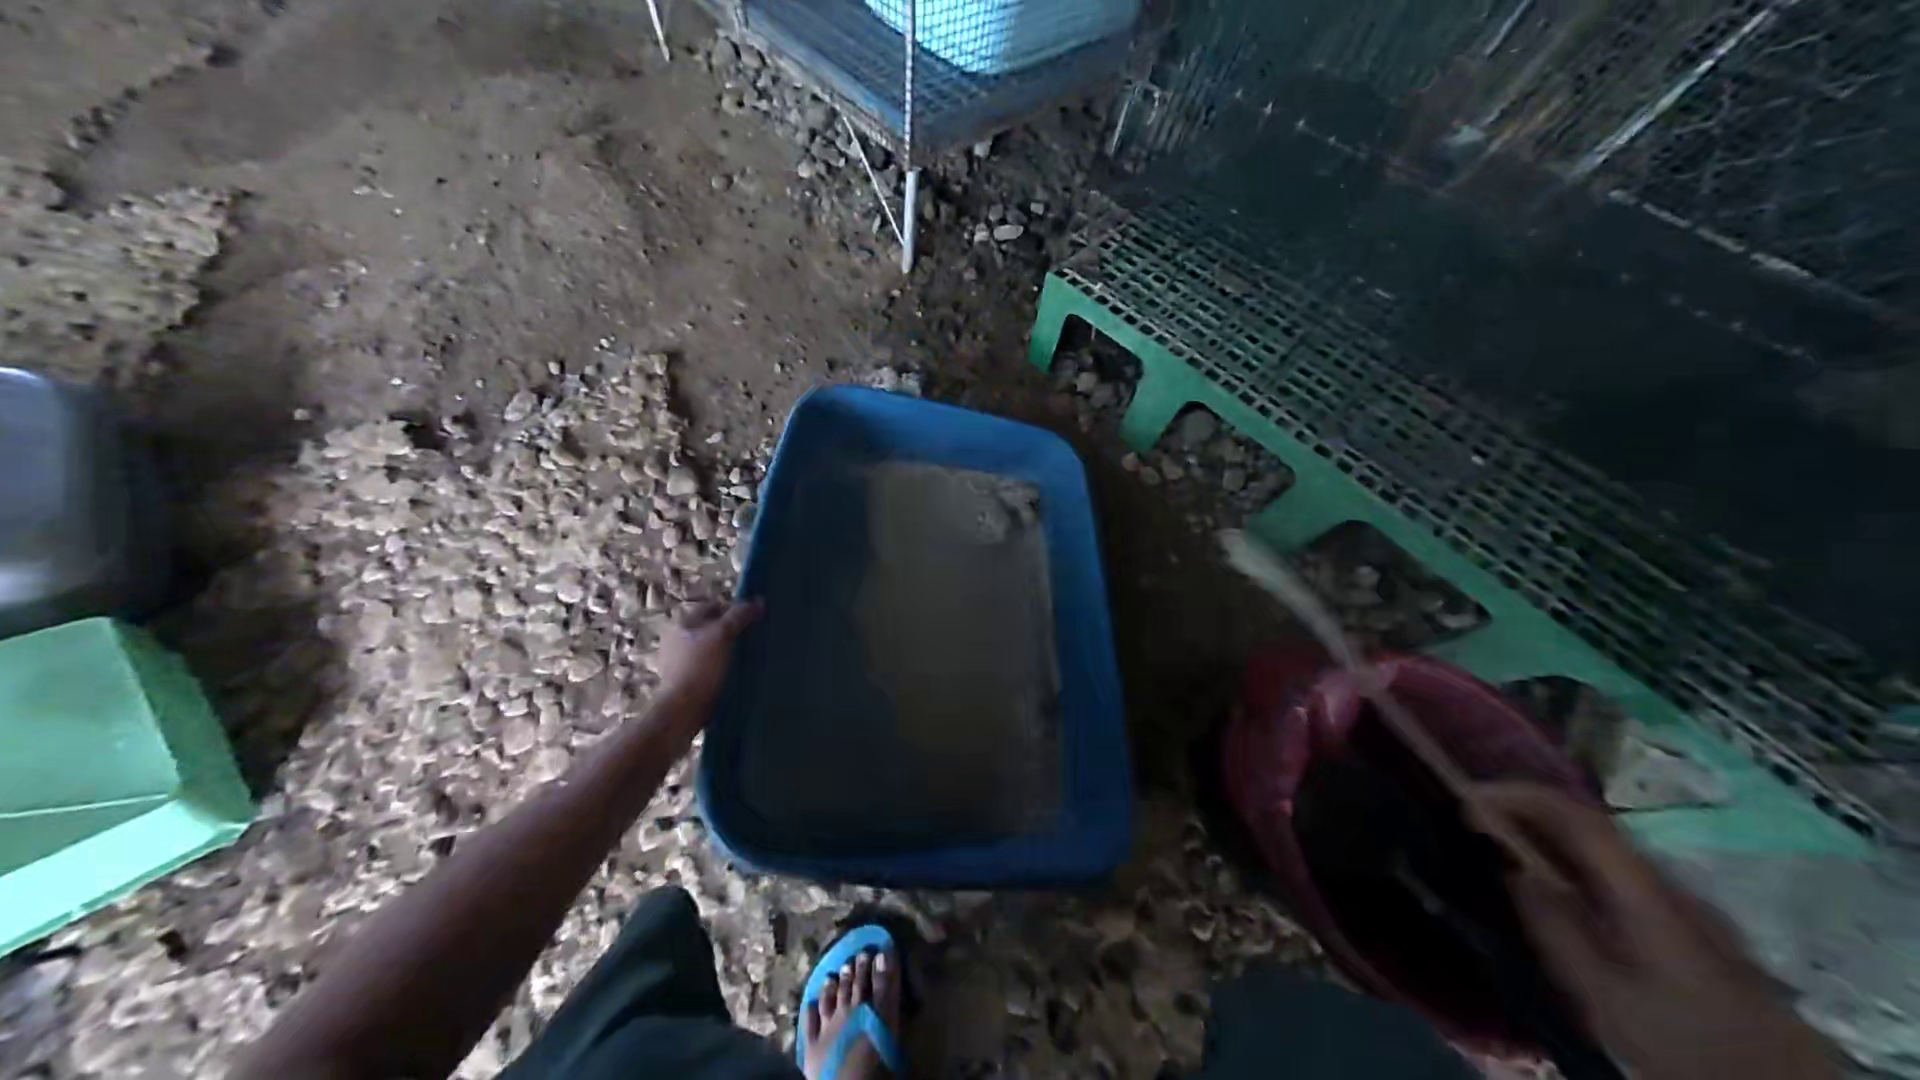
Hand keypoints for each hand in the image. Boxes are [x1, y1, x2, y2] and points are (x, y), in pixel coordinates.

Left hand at [652, 599, 762, 710]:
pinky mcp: (684, 681)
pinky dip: (720, 668)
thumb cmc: (701, 667)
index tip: (752, 621)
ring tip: (746, 660)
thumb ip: (740, 616)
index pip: (712, 607)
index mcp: (682, 624)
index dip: (734, 610)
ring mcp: (678, 662)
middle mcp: (676, 639)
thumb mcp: (723, 634)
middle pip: (711, 628)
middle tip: (752, 640)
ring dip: (727, 651)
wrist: (683, 709)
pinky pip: (708, 667)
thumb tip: (758, 601)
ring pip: (710, 648)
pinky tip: (734, 676)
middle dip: (732, 632)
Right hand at [1477, 783, 1836, 1079]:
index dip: (1520, 796)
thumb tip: (1511, 867)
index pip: (1580, 819)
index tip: (1469, 797)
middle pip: (1594, 825)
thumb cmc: (1679, 1044)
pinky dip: (1576, 856)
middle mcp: (1675, 886)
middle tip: (1475, 814)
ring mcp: (1694, 905)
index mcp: (1650, 896)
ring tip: (1502, 838)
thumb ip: (1553, 926)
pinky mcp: (1699, 924)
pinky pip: (1621, 869)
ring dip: (1551, 831)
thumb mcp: (1601, 994)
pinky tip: (1555, 877)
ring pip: (1608, 846)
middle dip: (1529, 809)